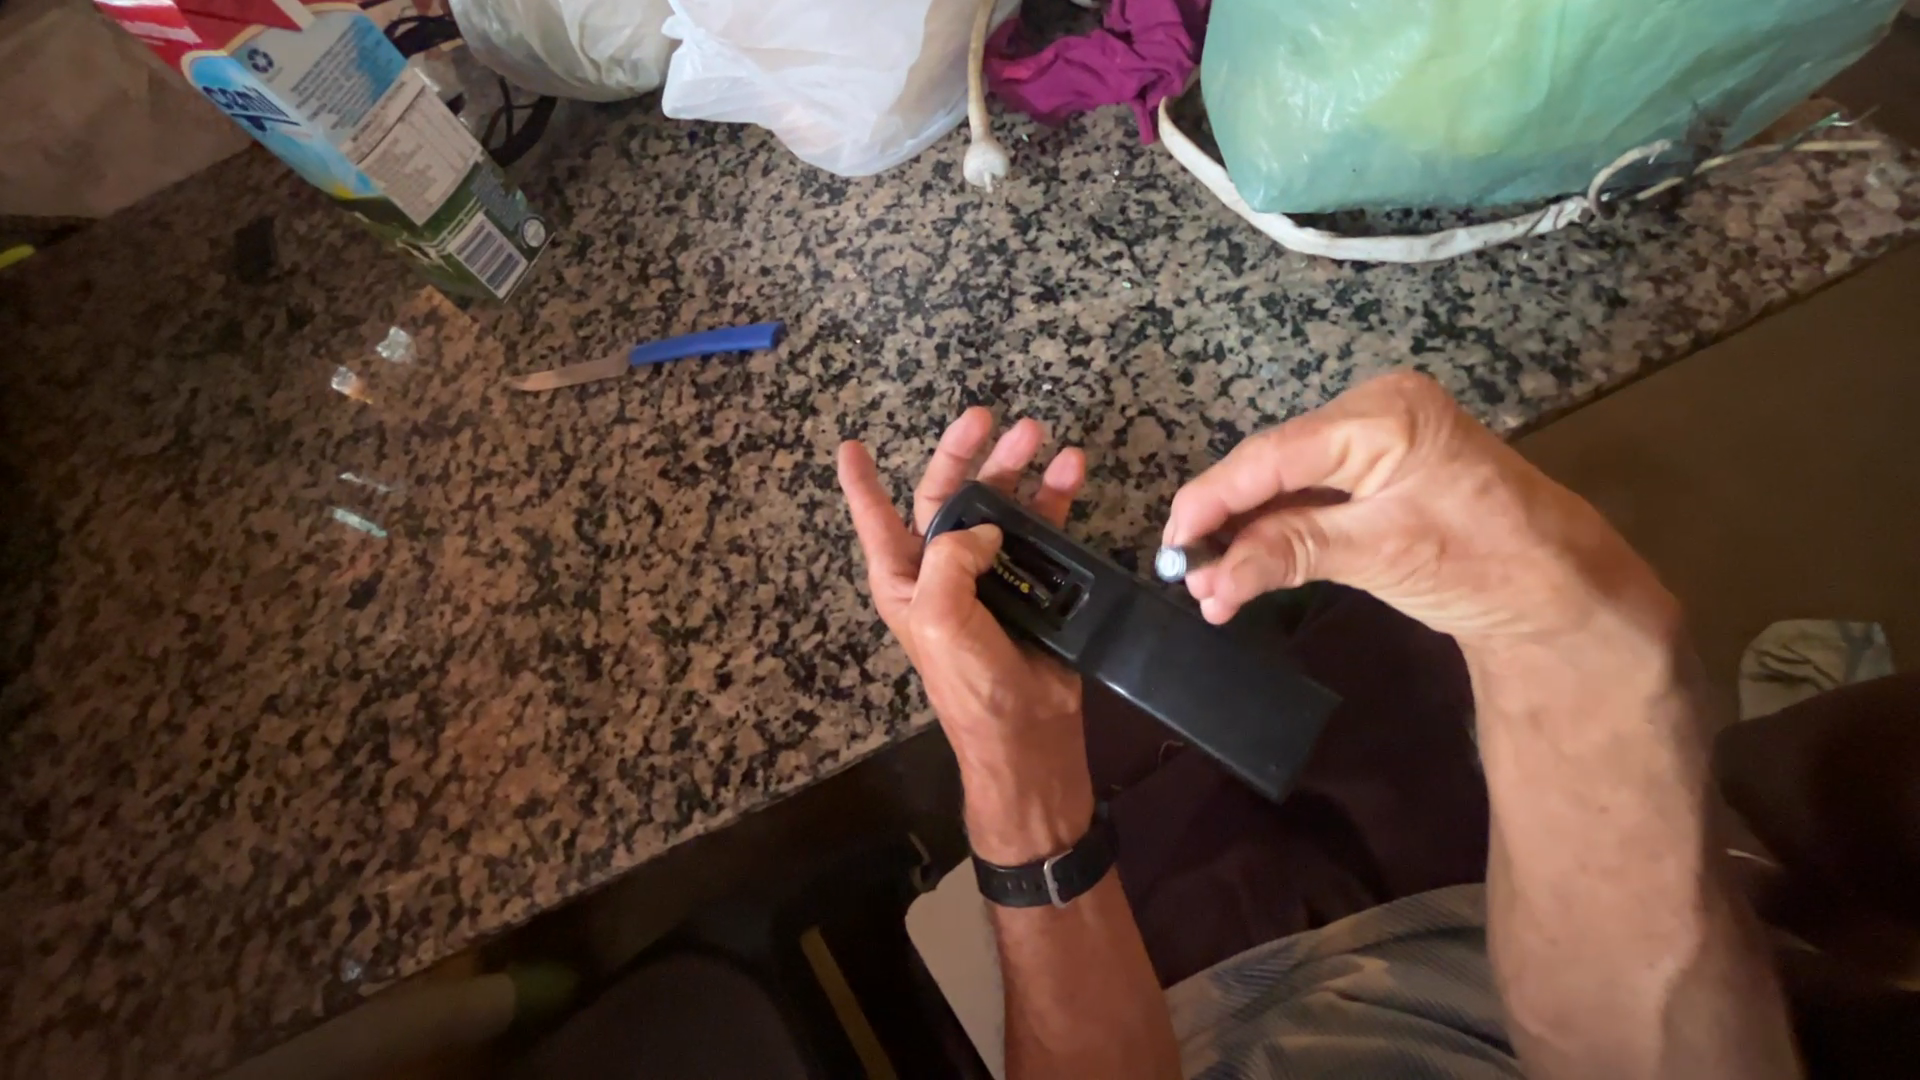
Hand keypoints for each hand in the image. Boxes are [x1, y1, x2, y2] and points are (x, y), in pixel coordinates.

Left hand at [838, 409, 1092, 860]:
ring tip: (1039, 436)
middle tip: (986, 417)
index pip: (876, 520)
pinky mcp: (1033, 576)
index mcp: (905, 576)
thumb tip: (985, 528)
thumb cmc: (970, 679)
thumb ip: (950, 560)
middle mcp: (942, 566)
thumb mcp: (940, 618)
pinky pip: (1041, 526)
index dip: (861, 483)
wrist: (1028, 728)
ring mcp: (989, 569)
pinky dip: (1054, 496)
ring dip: (1016, 467)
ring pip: (999, 503)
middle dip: (964, 454)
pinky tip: (1070, 469)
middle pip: (946, 494)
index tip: (849, 447)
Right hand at [1163, 372, 1678, 659]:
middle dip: (1223, 523)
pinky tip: (1240, 569)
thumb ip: (1288, 554)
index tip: (1170, 542)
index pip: (1272, 454)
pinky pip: (1299, 502)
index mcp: (1381, 415)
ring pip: (1276, 488)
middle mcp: (1365, 416)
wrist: (1564, 595)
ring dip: (1240, 537)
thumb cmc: (1487, 562)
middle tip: (1187, 573)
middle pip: (1267, 468)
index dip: (1212, 498)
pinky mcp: (1363, 477)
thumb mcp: (1382, 555)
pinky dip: (1269, 538)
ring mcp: (1363, 445)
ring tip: (1209, 585)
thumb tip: (1207, 583)